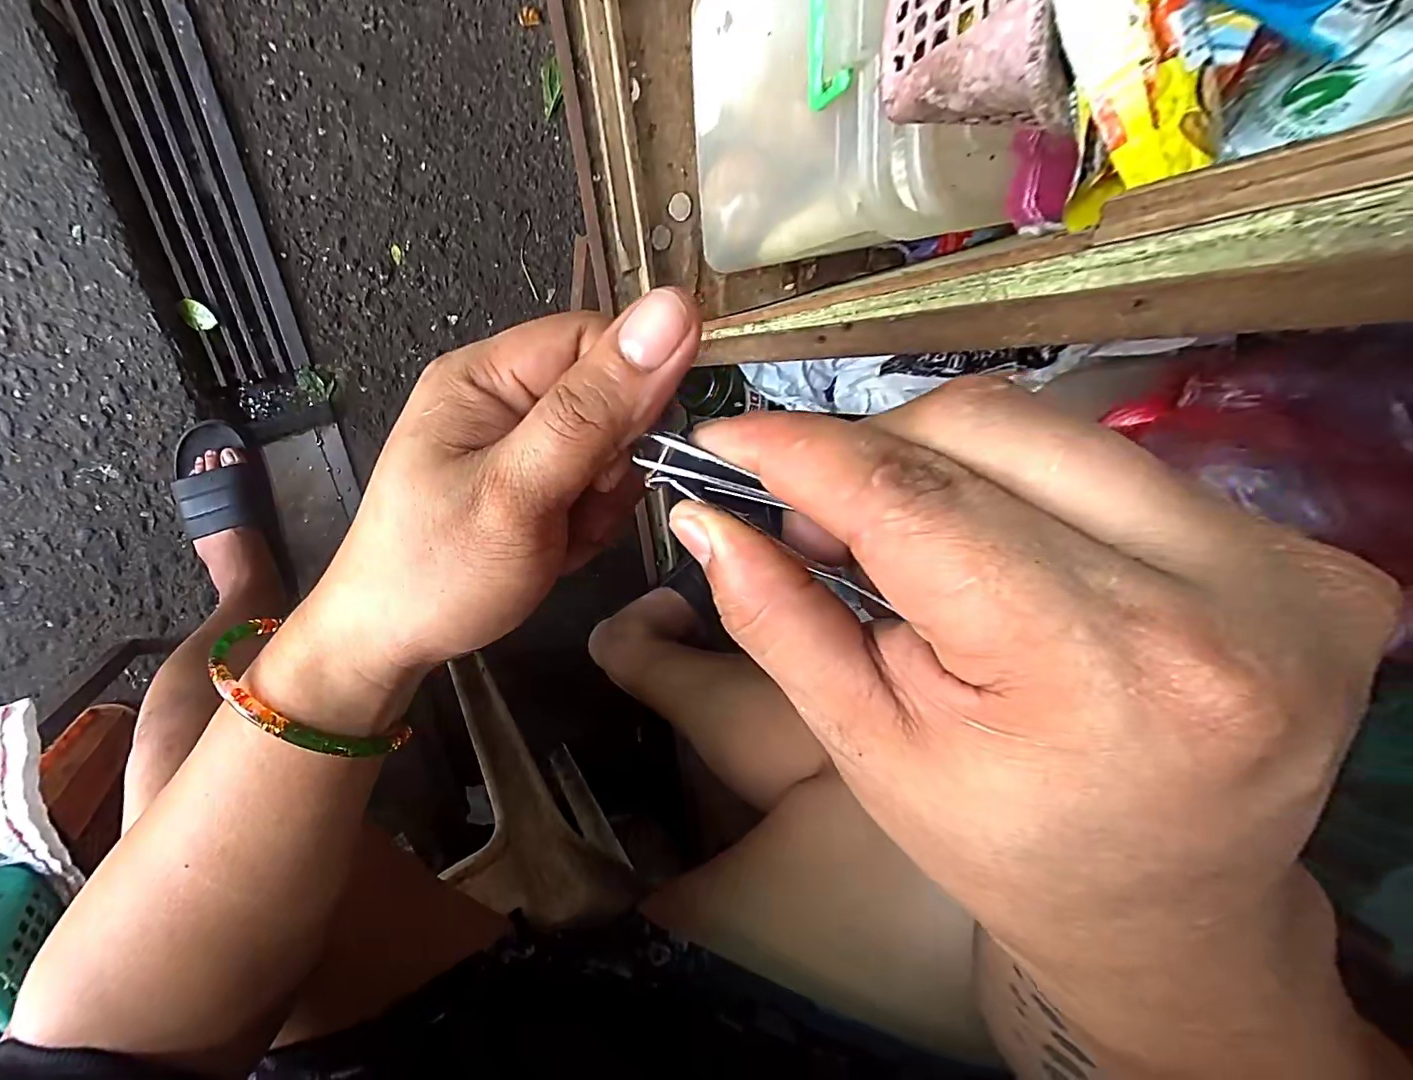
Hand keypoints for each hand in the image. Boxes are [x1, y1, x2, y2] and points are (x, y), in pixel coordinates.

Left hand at [291, 288, 699, 686]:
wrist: (390, 640)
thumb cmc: (436, 570)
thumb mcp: (517, 491)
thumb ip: (592, 410)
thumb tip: (674, 308)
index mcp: (484, 376)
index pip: (594, 339)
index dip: (631, 390)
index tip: (623, 456)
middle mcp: (500, 399)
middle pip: (608, 397)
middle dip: (611, 462)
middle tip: (575, 510)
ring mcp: (514, 446)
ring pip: (609, 449)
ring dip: (601, 501)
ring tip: (556, 538)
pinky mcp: (528, 485)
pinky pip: (593, 488)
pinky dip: (587, 524)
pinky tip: (553, 549)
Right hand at [674, 378, 1402, 1071]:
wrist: (1167, 901)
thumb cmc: (990, 836)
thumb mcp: (854, 740)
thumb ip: (772, 618)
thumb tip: (701, 520)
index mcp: (1094, 667)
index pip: (914, 504)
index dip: (800, 452)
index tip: (721, 436)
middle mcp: (1220, 589)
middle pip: (978, 429)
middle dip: (856, 453)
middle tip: (807, 523)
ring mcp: (1279, 555)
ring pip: (1029, 422)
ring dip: (914, 456)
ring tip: (878, 535)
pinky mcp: (1292, 541)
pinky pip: (1081, 451)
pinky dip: (980, 472)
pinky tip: (959, 537)